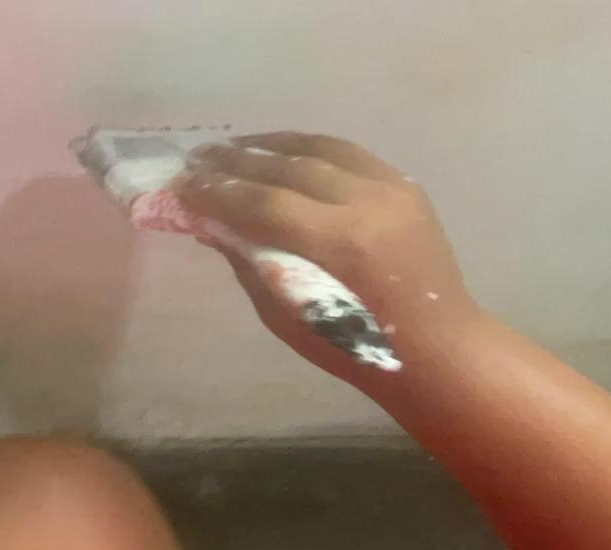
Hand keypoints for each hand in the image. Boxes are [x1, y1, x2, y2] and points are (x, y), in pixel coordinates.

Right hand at [173, 132, 485, 377]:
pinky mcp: (402, 184)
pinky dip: (307, 148)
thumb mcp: (284, 314)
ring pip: (320, 149)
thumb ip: (250, 263)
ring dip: (270, 145)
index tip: (182, 185)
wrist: (429, 341)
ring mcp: (389, 188)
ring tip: (233, 147)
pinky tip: (281, 150)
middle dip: (236, 162)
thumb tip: (213, 226)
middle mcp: (365, 203)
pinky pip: (347, 154)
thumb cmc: (347, 344)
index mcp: (335, 243)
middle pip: (288, 167)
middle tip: (197, 158)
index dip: (217, 192)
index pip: (262, 202)